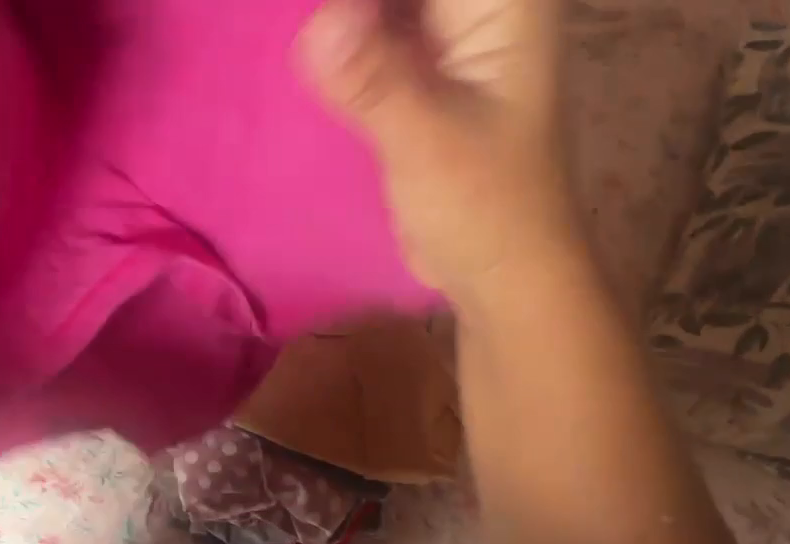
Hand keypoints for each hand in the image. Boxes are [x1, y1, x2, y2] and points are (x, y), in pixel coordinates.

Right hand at [295, 0, 582, 301]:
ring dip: (341, 20)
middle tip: (288, 23)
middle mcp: (478, 9)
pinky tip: (311, 58)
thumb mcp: (425, 141)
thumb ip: (373, 81)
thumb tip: (318, 20)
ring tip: (292, 33)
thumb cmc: (482, 207)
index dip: (362, 1)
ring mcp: (449, 42)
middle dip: (346, 9)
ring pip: (382, 8)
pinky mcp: (421, 77)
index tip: (316, 20)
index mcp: (502, 3)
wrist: (500, 270)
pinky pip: (375, 37)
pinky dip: (343, 40)